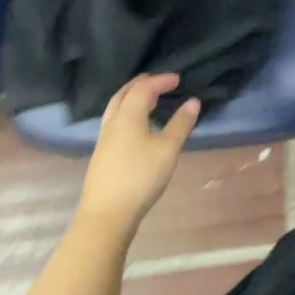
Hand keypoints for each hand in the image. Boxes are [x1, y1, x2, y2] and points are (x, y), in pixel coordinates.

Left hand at [75, 75, 199, 229]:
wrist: (105, 215)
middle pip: (123, 94)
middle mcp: (112, 123)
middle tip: (157, 81)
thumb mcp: (168, 149)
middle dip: (140, 84)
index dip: (161, 80)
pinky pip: (113, 123)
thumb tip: (193, 101)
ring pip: (115, 109)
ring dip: (130, 98)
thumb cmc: (140, 177)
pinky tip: (135, 128)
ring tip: (147, 100)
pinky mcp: (101, 156)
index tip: (178, 79)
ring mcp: (103, 141)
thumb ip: (181, 124)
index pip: (144, 88)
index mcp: (128, 116)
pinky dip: (126, 114)